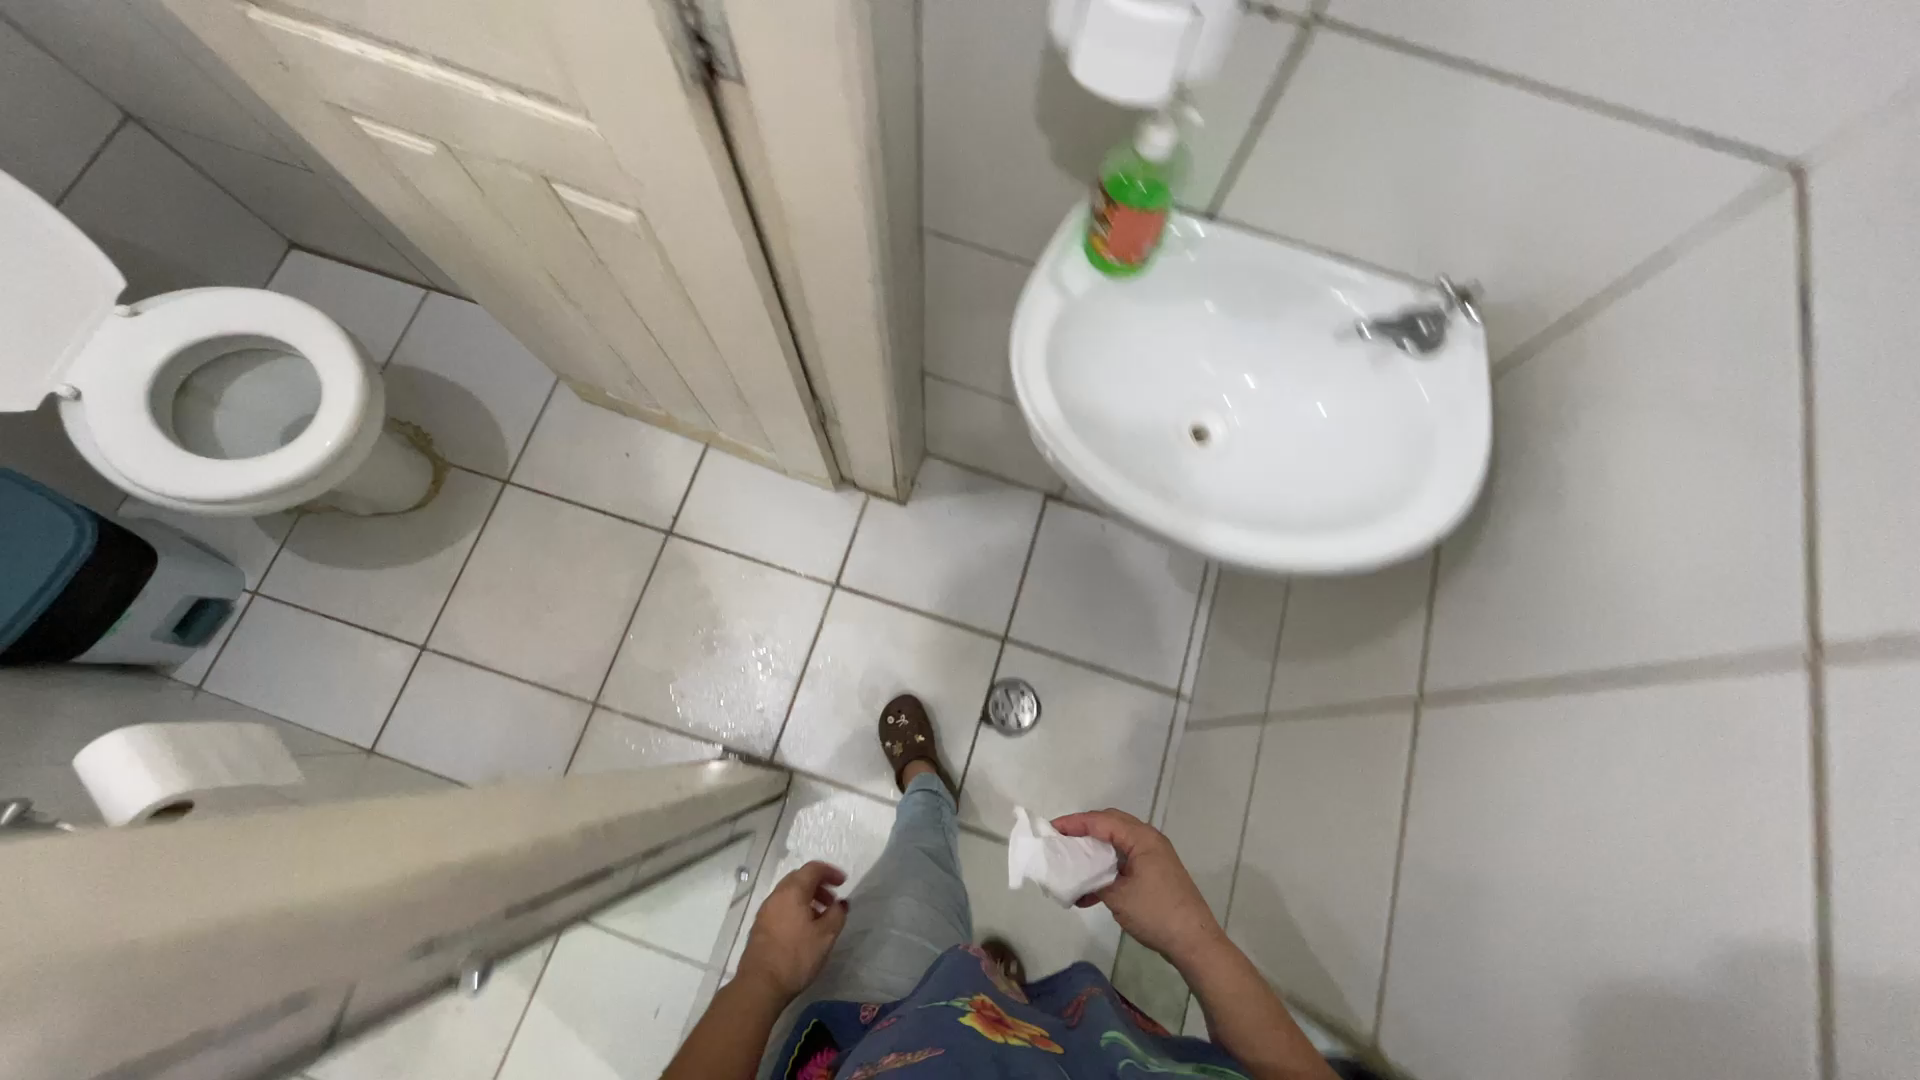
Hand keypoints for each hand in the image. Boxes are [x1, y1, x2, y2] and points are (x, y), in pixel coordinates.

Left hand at [737, 861, 849, 1000]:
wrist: (760, 985)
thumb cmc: (796, 957)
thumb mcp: (826, 936)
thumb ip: (837, 914)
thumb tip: (840, 903)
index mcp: (793, 891)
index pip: (813, 869)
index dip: (830, 872)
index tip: (843, 883)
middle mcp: (776, 896)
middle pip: (799, 878)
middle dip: (818, 884)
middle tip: (832, 900)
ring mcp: (765, 911)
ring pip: (789, 893)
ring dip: (807, 898)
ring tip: (820, 917)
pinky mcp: (760, 927)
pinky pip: (781, 907)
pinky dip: (795, 908)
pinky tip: (803, 929)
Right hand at [1052, 809, 1224, 965]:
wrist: (1194, 942)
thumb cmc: (1156, 913)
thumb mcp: (1118, 896)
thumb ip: (1094, 879)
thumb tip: (1077, 875)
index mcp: (1141, 838)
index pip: (1101, 821)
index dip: (1074, 823)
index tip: (1050, 829)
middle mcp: (1148, 840)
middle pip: (1109, 825)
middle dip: (1083, 832)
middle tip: (1060, 840)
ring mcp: (1153, 857)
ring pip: (1116, 844)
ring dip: (1094, 853)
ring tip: (1071, 864)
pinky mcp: (1154, 874)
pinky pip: (1124, 862)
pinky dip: (1106, 870)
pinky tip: (1089, 893)